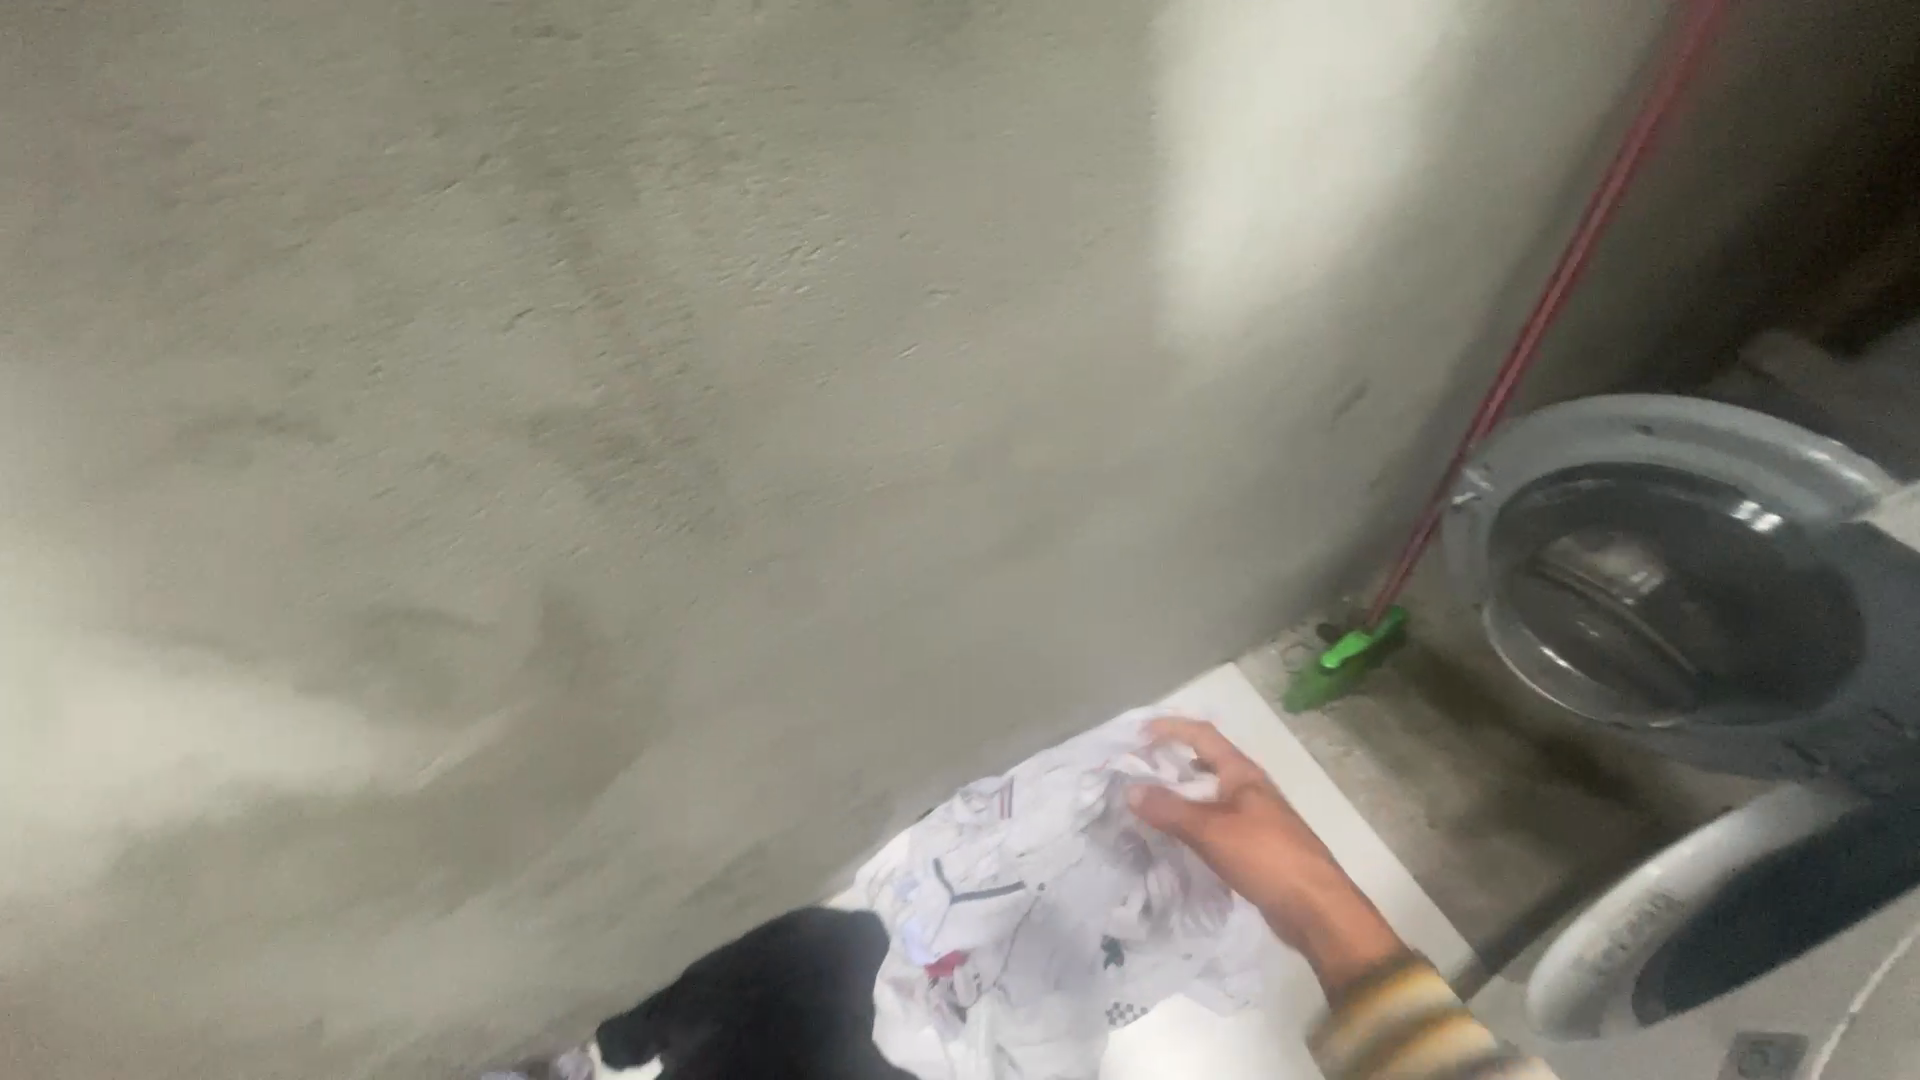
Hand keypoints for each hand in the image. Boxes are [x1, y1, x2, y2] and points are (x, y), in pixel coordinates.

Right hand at [1128, 717, 1405, 995]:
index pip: (1203, 735)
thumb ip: (1169, 809)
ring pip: (1212, 793)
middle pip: (1207, 761)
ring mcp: (1256, 817)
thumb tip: (1130, 790)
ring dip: (1183, 791)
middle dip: (1174, 759)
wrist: (1317, 910)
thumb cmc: (1266, 857)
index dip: (1171, 728)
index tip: (1140, 734)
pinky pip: (1217, 821)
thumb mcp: (1210, 830)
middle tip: (1140, 768)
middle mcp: (1250, 788)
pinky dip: (1194, 820)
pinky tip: (1180, 836)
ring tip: (1152, 800)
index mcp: (1242, 773)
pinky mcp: (1257, 845)